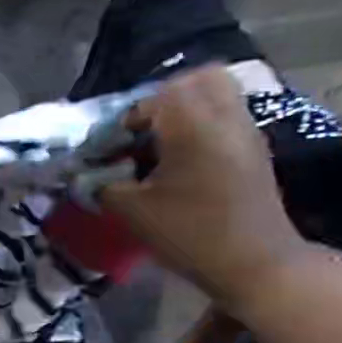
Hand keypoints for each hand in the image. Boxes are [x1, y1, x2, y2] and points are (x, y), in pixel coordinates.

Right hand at [99, 65, 317, 308]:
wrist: (255, 263)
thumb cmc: (190, 234)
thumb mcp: (134, 213)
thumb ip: (103, 186)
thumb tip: (86, 176)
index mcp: (192, 122)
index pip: (152, 98)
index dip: (125, 119)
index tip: (112, 146)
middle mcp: (223, 114)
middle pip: (195, 79)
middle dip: (162, 100)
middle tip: (142, 132)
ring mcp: (245, 128)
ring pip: (216, 93)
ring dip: (186, 110)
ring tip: (161, 146)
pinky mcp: (255, 148)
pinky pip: (227, 115)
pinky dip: (203, 125)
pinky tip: (184, 162)